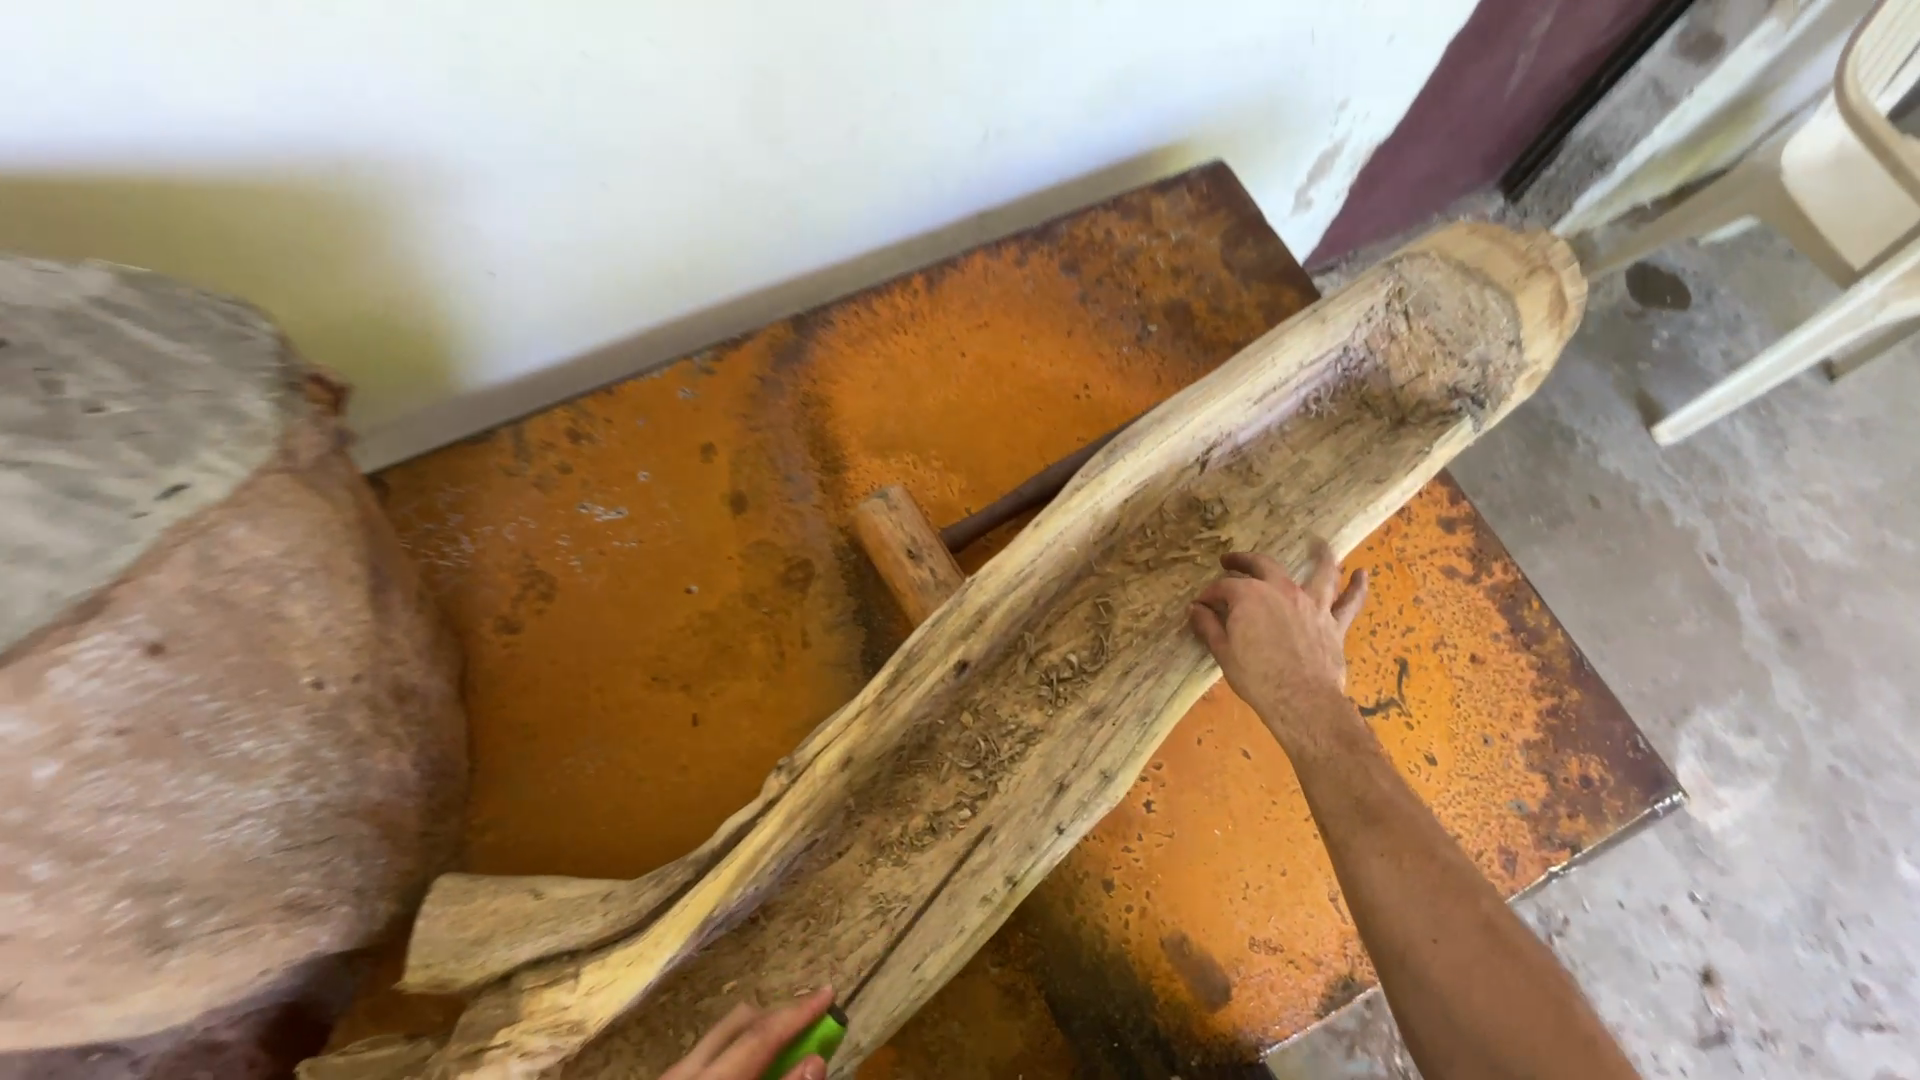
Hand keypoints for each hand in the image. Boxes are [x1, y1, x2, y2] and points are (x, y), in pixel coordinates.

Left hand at [661, 986, 835, 1079]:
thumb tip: (816, 1060)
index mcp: (711, 1077)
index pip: (762, 1035)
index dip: (799, 1013)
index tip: (829, 992)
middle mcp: (687, 1067)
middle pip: (741, 1020)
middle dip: (780, 1015)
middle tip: (813, 1019)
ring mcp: (672, 1072)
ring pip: (722, 1032)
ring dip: (758, 1031)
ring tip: (785, 1044)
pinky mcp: (669, 1078)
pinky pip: (708, 1052)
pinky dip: (737, 1049)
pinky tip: (752, 1065)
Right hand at [1188, 540, 1366, 739]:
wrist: (1301, 700)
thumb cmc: (1256, 677)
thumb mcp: (1223, 652)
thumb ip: (1208, 626)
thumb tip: (1196, 609)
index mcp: (1249, 596)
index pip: (1224, 587)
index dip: (1210, 595)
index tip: (1201, 605)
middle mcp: (1281, 590)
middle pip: (1262, 565)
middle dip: (1244, 561)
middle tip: (1232, 561)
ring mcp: (1312, 604)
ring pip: (1319, 572)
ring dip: (1319, 556)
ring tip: (1318, 544)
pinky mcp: (1333, 623)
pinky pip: (1349, 602)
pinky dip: (1358, 587)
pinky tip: (1363, 574)